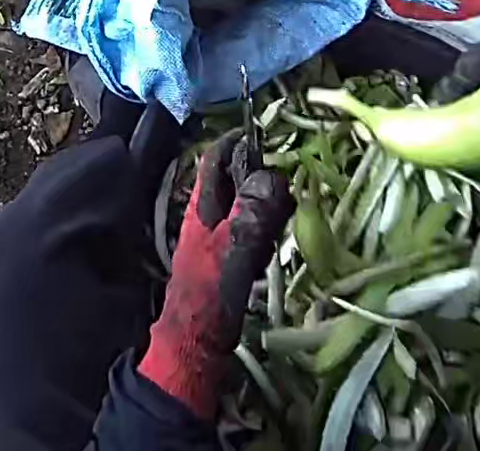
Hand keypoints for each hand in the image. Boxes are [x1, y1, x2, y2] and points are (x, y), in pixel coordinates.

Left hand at [138, 132, 293, 418]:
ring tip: (279, 223)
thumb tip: (273, 175)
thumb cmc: (209, 296)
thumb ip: (253, 212)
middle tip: (284, 190)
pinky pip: (251, 225)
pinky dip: (265, 227)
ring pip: (246, 200)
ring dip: (266, 204)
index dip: (238, 140)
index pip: (217, 156)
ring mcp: (217, 232)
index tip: (266, 134)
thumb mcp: (234, 249)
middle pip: (236, 176)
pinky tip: (272, 245)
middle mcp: (207, 211)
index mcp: (202, 203)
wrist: (195, 347)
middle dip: (261, 175)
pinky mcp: (228, 252)